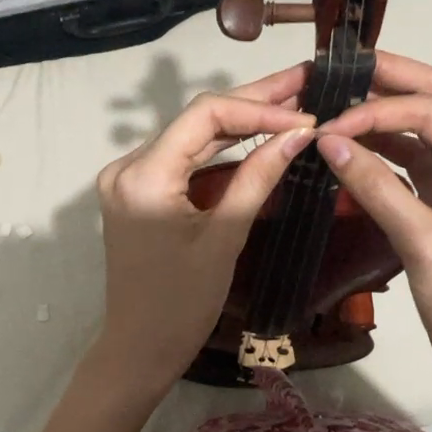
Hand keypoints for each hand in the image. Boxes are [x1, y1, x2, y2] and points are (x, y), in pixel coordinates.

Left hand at [93, 67, 315, 384]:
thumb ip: (258, 178)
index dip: (258, 108)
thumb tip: (300, 132)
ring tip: (290, 102)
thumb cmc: (181, 304)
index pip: (204, 114)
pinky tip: (257, 135)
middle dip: (252, 104)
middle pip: (196, 120)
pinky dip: (219, 151)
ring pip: (191, 138)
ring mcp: (127, 179)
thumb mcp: (224, 238)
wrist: (139, 348)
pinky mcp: (136, 193)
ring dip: (239, 123)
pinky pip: (182, 161)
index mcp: (142, 174)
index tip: (305, 114)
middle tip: (304, 82)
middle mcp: (126, 166)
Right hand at [314, 53, 431, 387]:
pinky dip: (383, 149)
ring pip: (425, 126)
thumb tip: (327, 141)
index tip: (327, 126)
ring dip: (383, 114)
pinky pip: (414, 159)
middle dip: (391, 80)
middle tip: (337, 70)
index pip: (431, 112)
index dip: (377, 111)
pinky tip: (349, 146)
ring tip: (334, 104)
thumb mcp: (421, 242)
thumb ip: (375, 186)